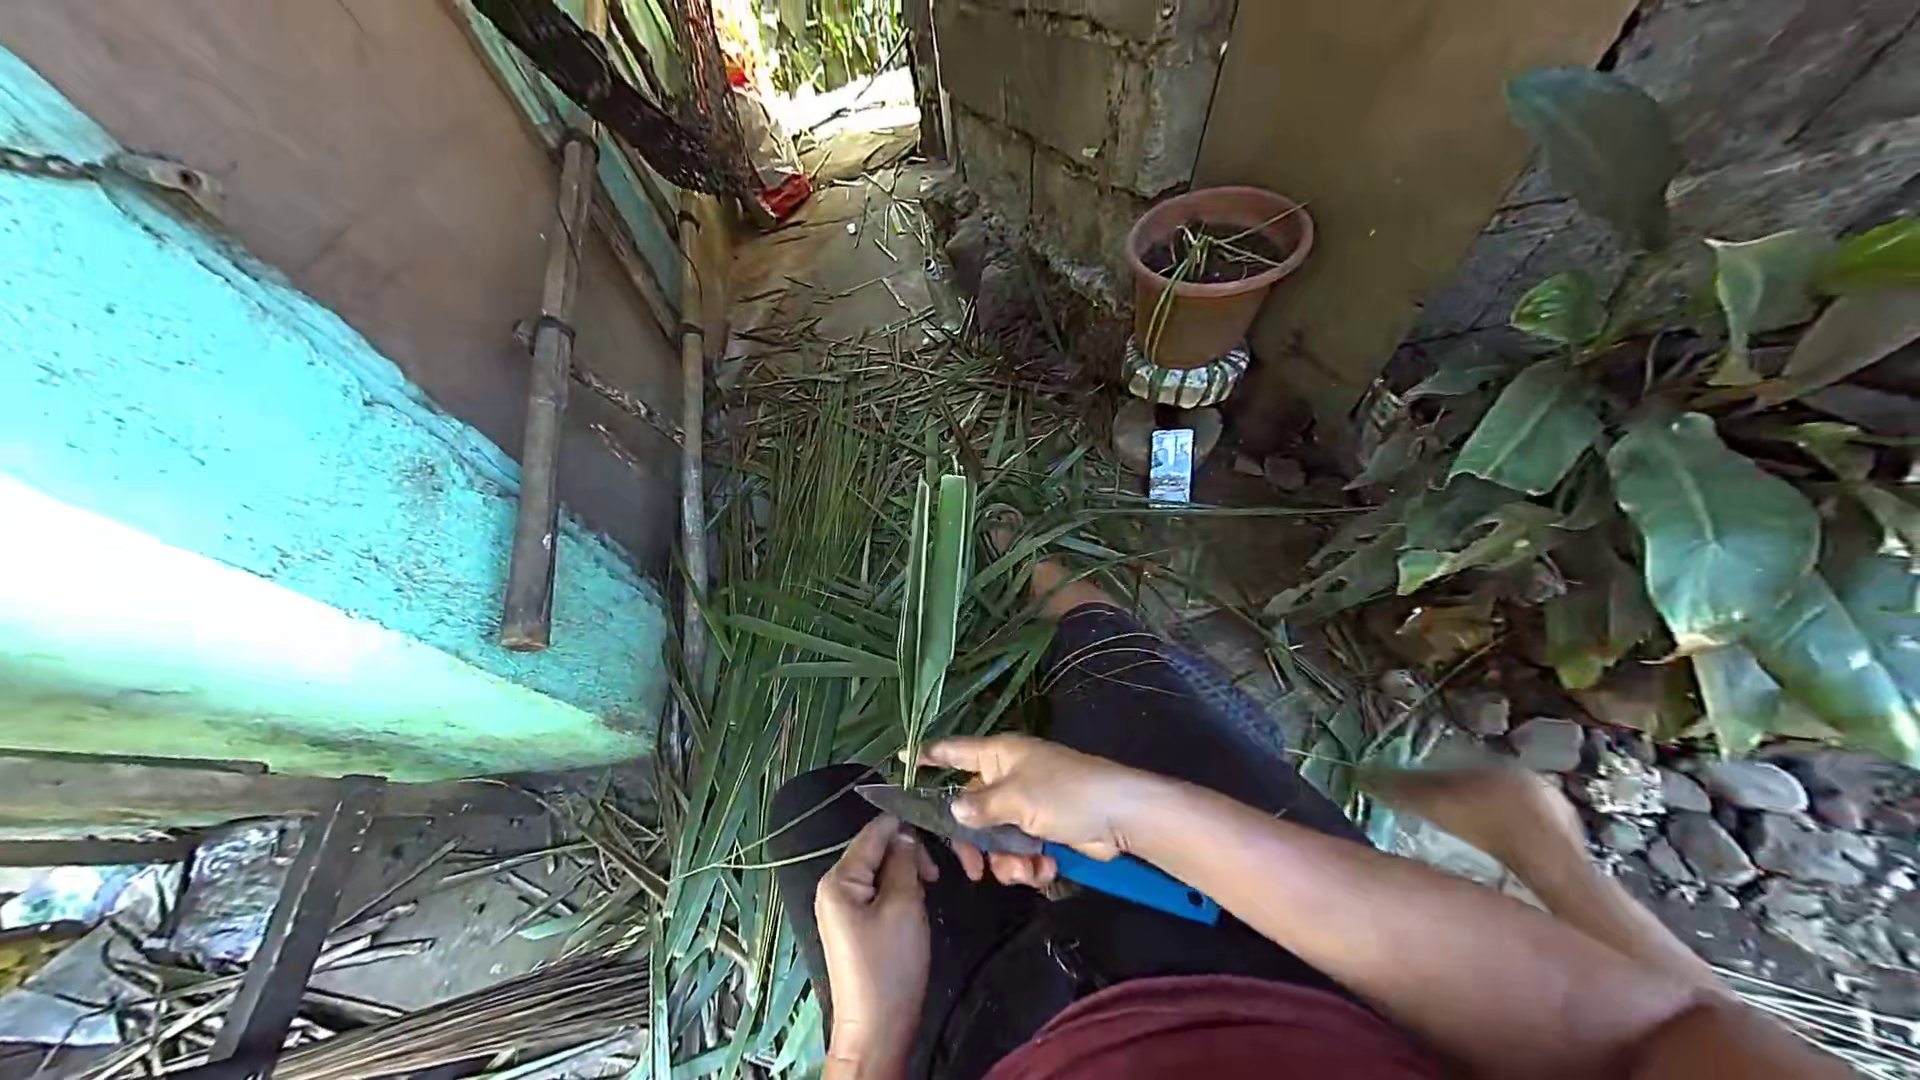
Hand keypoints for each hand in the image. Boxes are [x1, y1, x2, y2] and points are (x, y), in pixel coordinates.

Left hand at [817, 814, 936, 1079]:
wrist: (877, 1032)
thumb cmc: (890, 966)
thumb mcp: (904, 904)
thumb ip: (905, 860)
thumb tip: (906, 833)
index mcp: (838, 878)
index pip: (874, 831)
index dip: (906, 828)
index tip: (938, 837)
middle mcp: (833, 886)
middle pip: (877, 849)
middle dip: (908, 855)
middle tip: (934, 877)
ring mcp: (842, 906)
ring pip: (881, 869)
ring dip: (906, 874)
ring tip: (926, 894)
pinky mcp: (853, 923)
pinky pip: (878, 890)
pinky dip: (899, 892)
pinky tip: (913, 907)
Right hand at [917, 735, 1167, 888]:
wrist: (1119, 815)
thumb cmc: (1064, 793)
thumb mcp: (1016, 797)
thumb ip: (979, 805)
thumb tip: (953, 810)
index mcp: (999, 755)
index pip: (954, 750)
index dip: (928, 755)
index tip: (901, 759)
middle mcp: (1008, 776)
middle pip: (972, 809)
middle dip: (976, 843)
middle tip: (974, 870)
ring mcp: (1027, 803)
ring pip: (996, 837)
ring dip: (1008, 861)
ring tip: (1027, 870)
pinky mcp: (1044, 828)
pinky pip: (1020, 849)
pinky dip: (1030, 864)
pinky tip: (1045, 870)